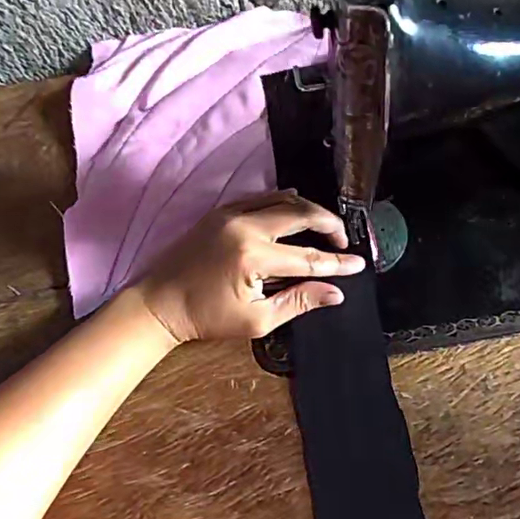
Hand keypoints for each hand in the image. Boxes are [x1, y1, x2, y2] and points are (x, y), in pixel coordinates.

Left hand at [131, 190, 366, 342]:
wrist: (160, 303)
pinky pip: (260, 198)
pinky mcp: (219, 211)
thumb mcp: (256, 320)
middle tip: (343, 239)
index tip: (359, 264)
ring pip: (281, 199)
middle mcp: (244, 227)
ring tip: (325, 226)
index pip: (308, 257)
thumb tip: (335, 293)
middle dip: (329, 224)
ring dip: (308, 209)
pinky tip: (295, 208)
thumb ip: (298, 302)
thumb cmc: (206, 317)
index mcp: (253, 257)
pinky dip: (282, 202)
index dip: (337, 262)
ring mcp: (230, 214)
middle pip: (300, 214)